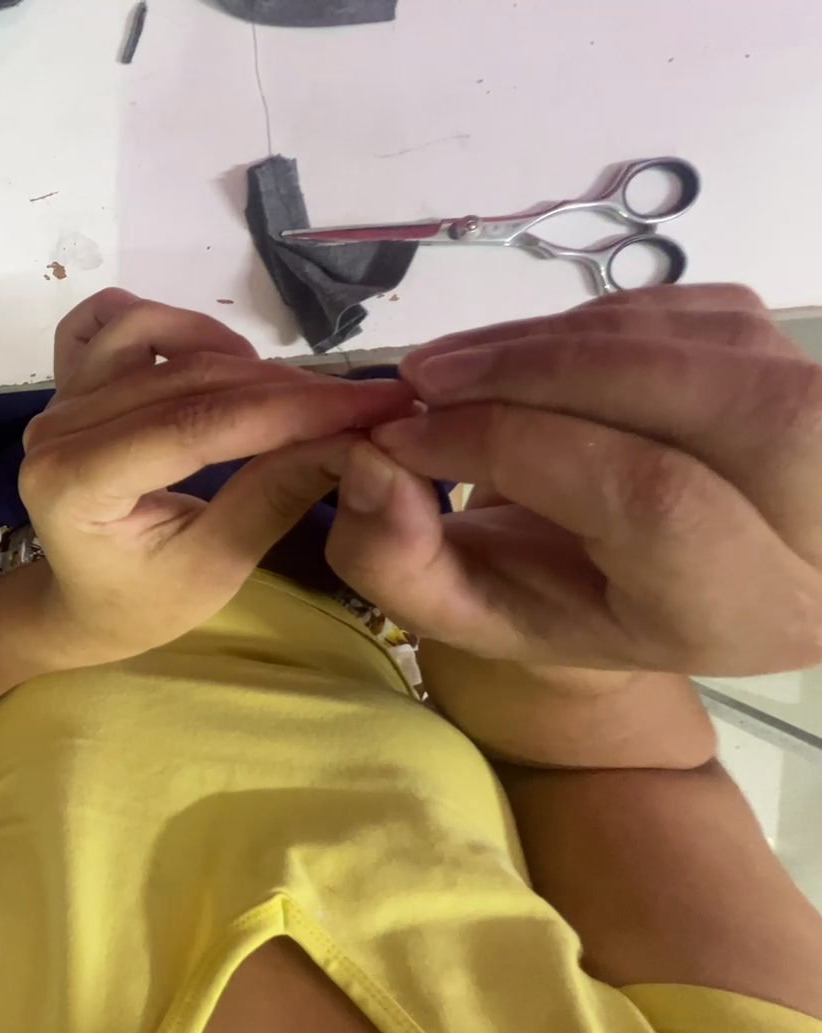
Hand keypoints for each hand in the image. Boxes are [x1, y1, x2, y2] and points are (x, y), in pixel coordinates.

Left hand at [19, 289, 416, 661]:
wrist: (86, 599)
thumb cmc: (143, 601)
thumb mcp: (214, 566)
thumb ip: (274, 496)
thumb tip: (358, 436)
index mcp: (72, 487)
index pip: (191, 427)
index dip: (290, 410)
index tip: (378, 403)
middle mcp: (54, 434)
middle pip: (179, 377)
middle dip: (282, 386)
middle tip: (362, 403)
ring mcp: (56, 403)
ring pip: (148, 334)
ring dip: (227, 350)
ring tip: (281, 393)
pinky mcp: (68, 386)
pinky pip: (110, 321)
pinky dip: (166, 326)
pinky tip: (208, 356)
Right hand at [326, 284, 821, 675]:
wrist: (616, 581)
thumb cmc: (531, 600)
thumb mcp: (446, 608)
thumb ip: (390, 558)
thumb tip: (364, 461)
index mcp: (737, 611)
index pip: (650, 500)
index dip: (504, 445)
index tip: (393, 436)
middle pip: (727, 405)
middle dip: (548, 370)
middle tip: (426, 375)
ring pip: (718, 346)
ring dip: (556, 338)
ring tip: (449, 364)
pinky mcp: (816, 371)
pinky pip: (707, 313)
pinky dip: (589, 321)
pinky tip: (521, 360)